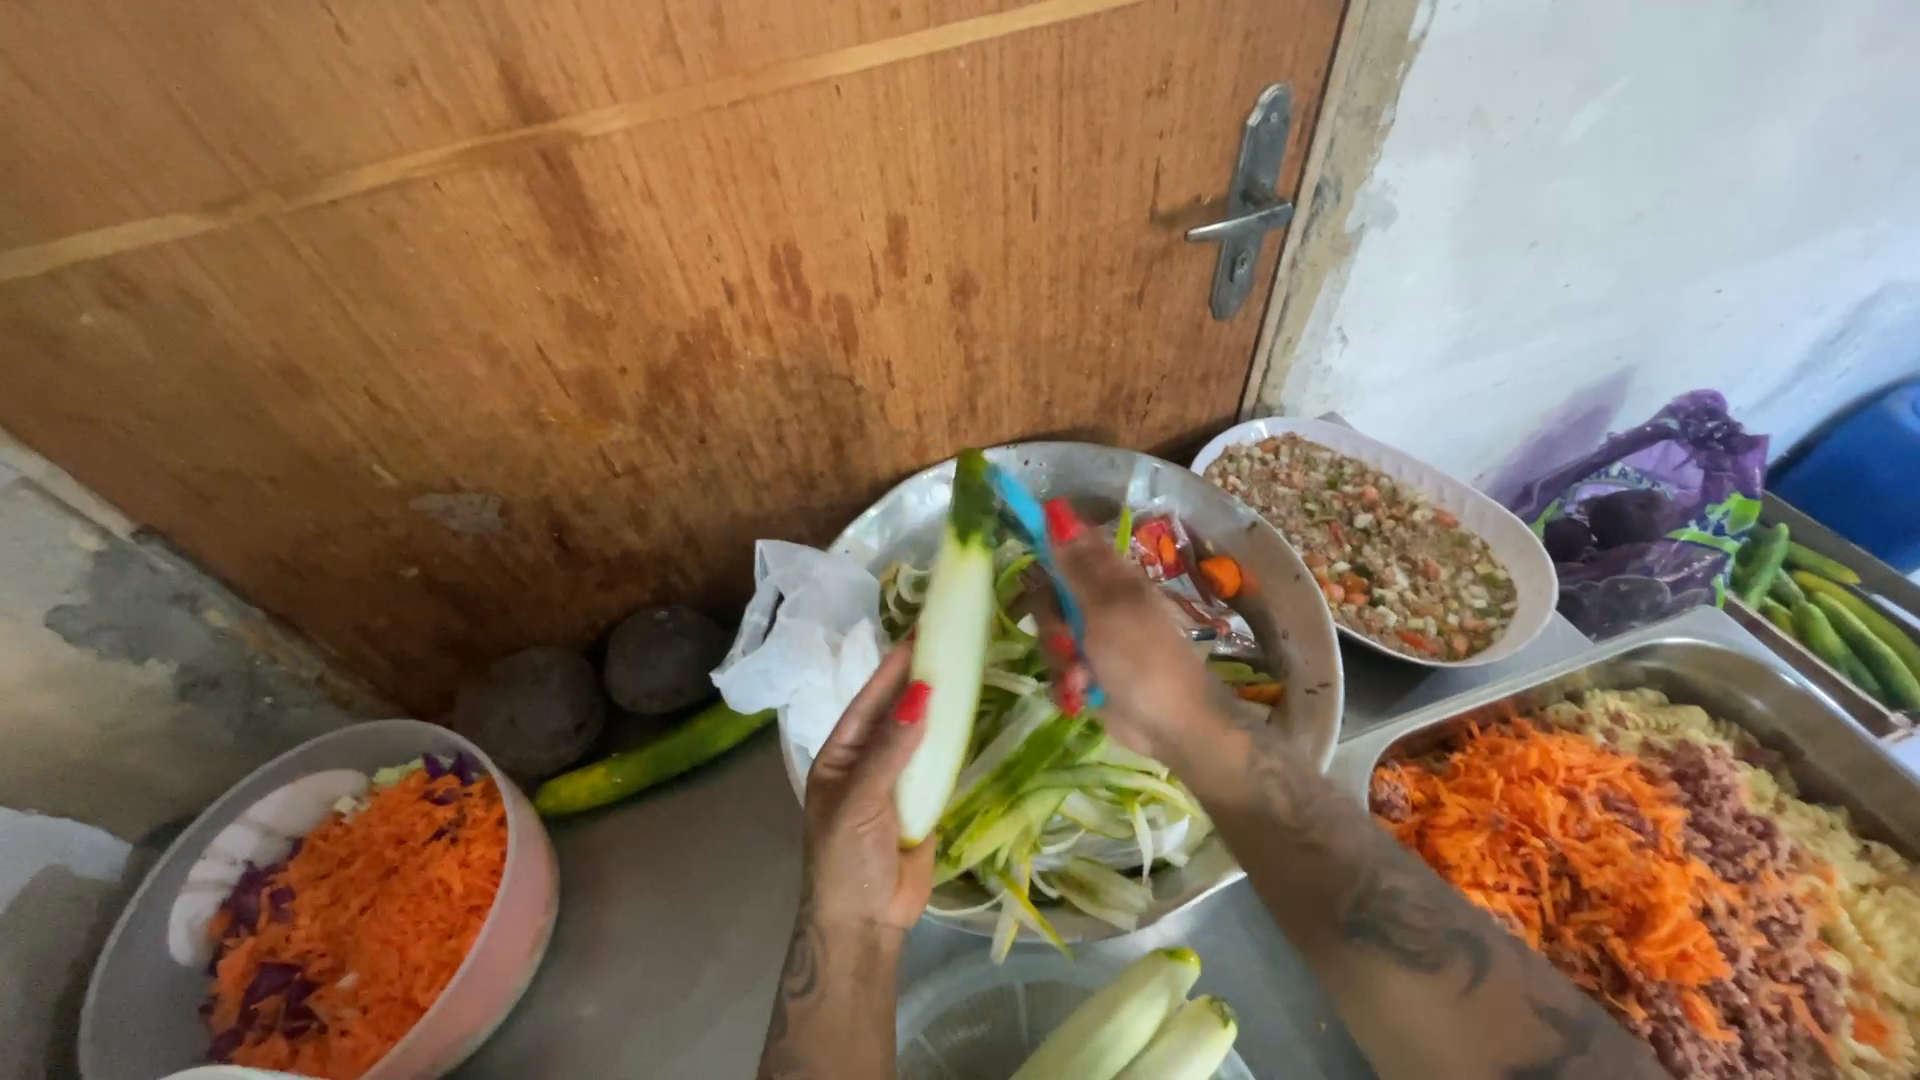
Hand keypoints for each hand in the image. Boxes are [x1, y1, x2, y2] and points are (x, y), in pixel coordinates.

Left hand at [801, 644, 936, 933]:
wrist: (865, 925)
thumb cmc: (846, 860)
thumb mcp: (861, 801)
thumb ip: (891, 749)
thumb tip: (921, 694)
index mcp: (841, 755)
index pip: (868, 702)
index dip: (892, 670)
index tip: (916, 636)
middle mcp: (868, 761)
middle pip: (896, 713)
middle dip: (917, 680)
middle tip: (946, 641)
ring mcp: (897, 781)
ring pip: (920, 735)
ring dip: (938, 707)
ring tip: (963, 667)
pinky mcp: (924, 801)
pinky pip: (939, 763)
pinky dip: (952, 741)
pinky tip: (969, 715)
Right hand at [1035, 500, 1233, 768]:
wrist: (1170, 726)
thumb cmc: (1144, 659)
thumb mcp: (1106, 607)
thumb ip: (1076, 565)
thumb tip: (1057, 513)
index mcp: (1114, 579)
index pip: (1072, 545)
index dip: (1047, 544)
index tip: (1027, 556)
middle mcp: (1101, 604)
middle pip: (1050, 595)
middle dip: (1050, 622)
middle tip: (1065, 640)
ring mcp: (1094, 640)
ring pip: (1049, 635)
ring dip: (1058, 659)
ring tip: (1079, 677)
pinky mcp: (1087, 673)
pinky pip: (1057, 668)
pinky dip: (1064, 684)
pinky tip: (1079, 696)